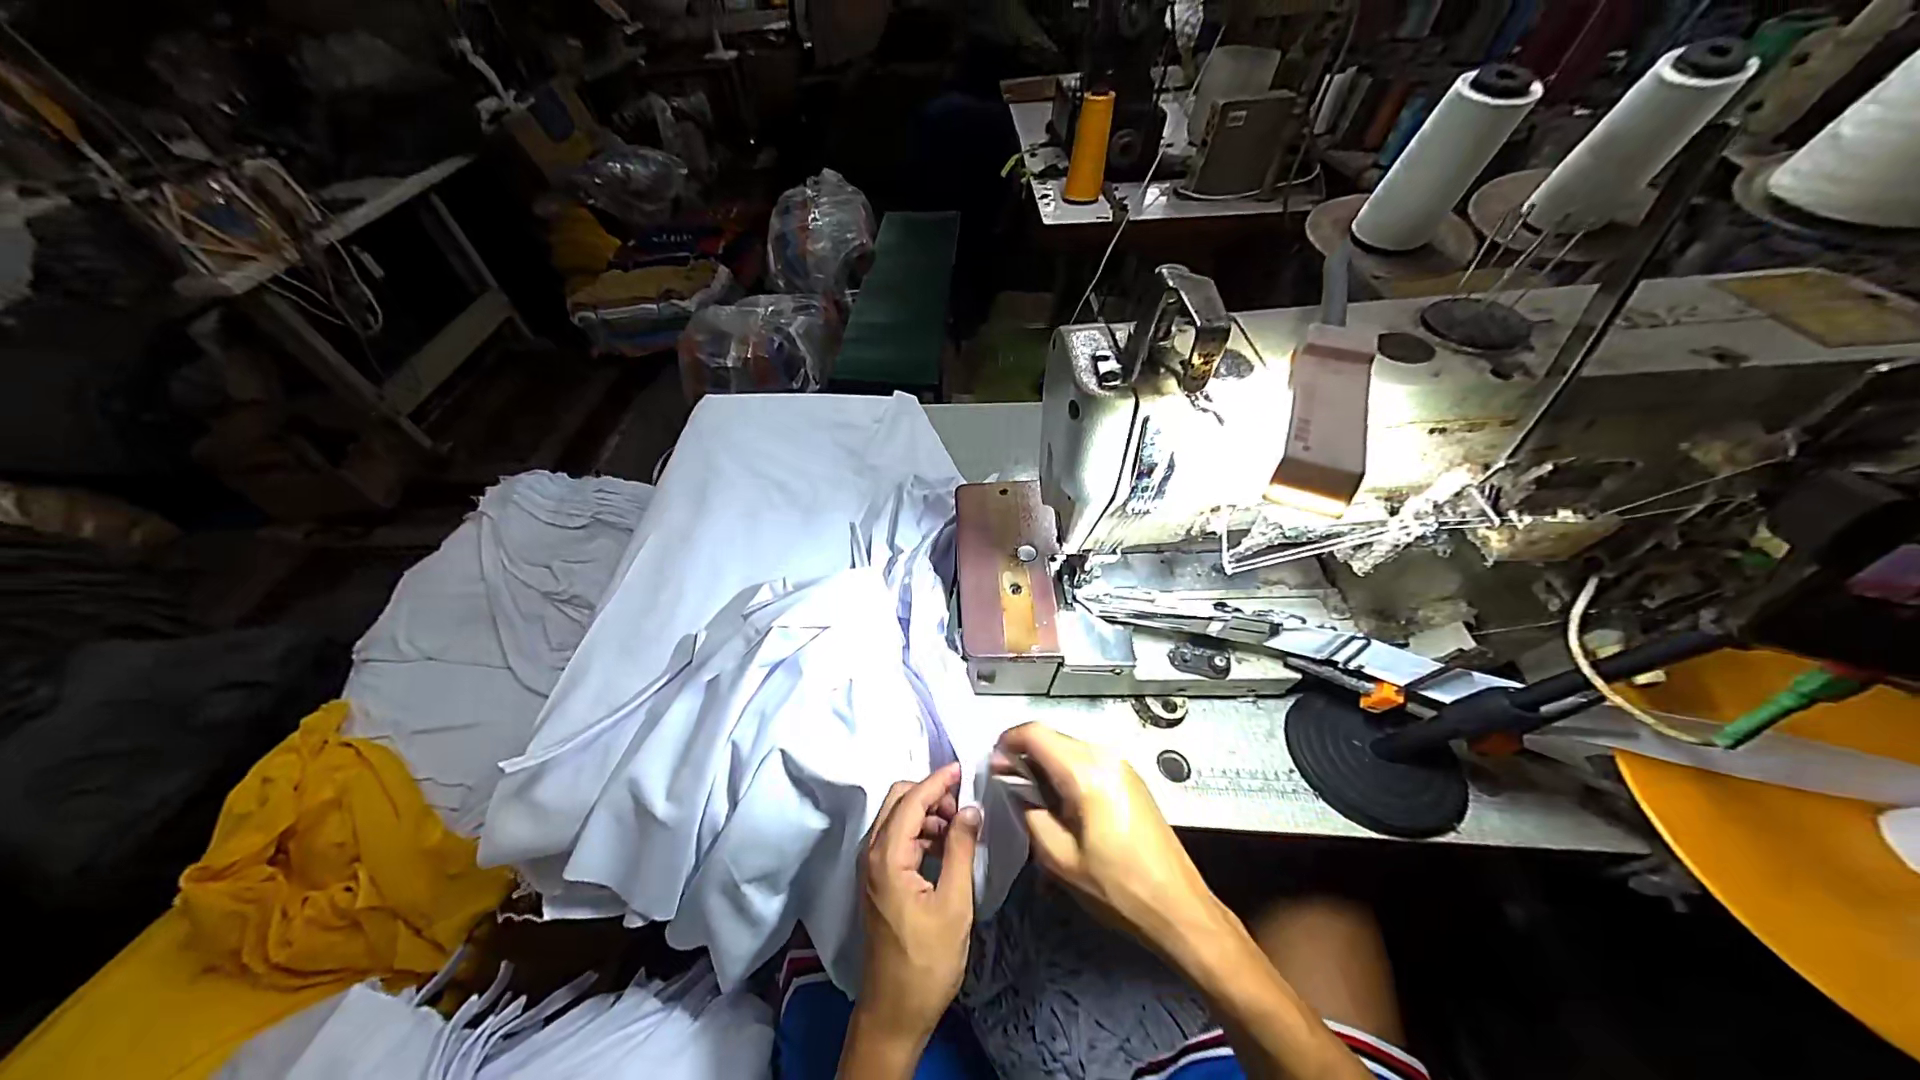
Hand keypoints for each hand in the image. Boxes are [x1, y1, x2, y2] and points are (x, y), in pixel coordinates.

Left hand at [853, 762, 981, 1047]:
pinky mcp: (878, 880)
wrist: (895, 1010)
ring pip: (898, 818)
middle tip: (964, 805)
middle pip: (898, 801)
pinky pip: (898, 839)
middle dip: (931, 794)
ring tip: (960, 827)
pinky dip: (921, 832)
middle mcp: (872, 853)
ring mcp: (871, 867)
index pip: (911, 801)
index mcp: (886, 857)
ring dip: (927, 813)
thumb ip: (960, 850)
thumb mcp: (953, 904)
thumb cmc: (926, 961)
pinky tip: (946, 845)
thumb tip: (970, 810)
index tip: (963, 769)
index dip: (938, 781)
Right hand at [994, 724, 1228, 959]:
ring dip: (1045, 763)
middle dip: (1024, 754)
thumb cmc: (1117, 887)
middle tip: (1006, 783)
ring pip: (1069, 748)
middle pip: (1053, 737)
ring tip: (1031, 796)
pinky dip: (1066, 771)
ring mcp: (1122, 766)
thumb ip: (1031, 814)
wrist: (1178, 907)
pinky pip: (1088, 761)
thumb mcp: (1059, 858)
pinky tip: (1060, 801)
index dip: (1007, 742)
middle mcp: (1105, 757)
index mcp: (1085, 772)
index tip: (992, 766)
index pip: (1035, 733)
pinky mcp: (1131, 779)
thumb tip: (1017, 788)